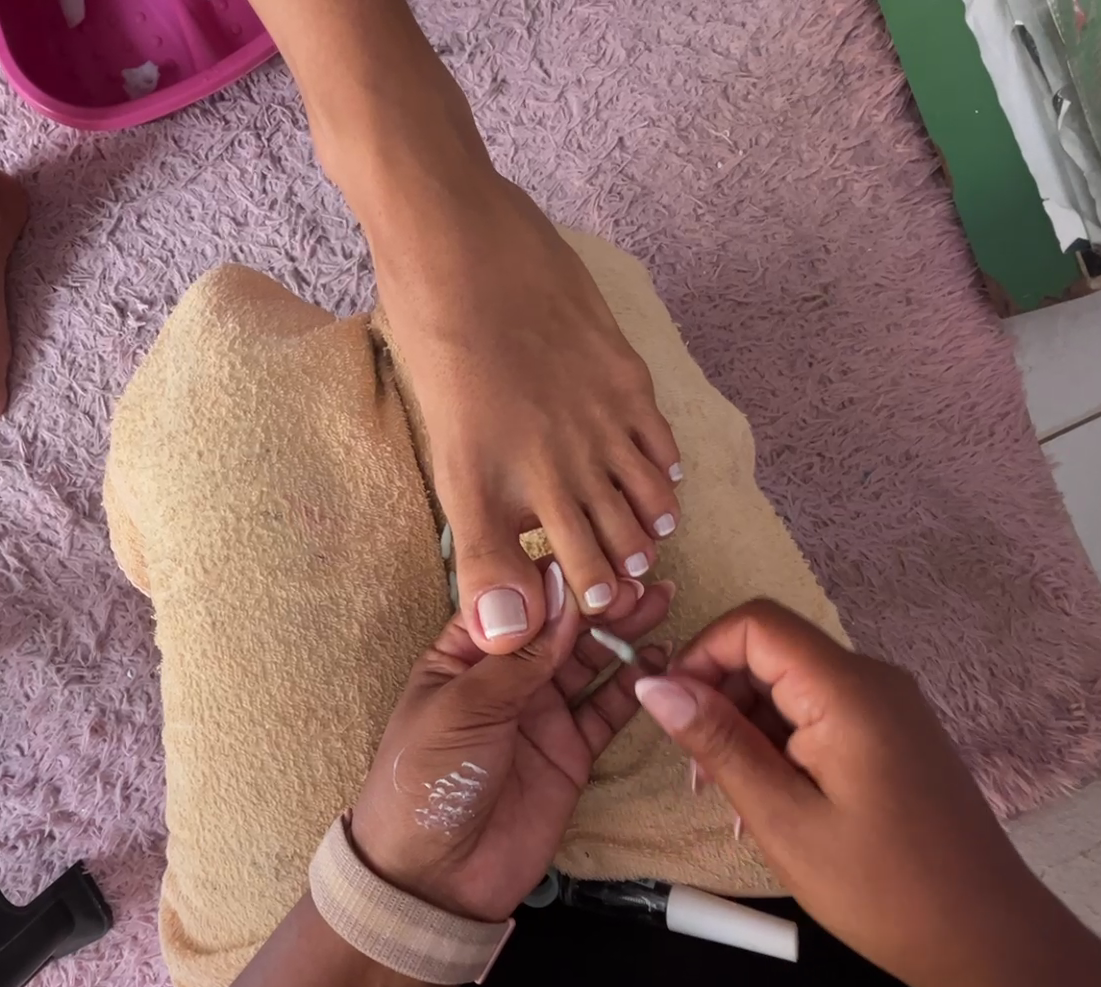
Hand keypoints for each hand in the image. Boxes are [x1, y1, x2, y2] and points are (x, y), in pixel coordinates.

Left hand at [349, 563, 675, 921]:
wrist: (436, 877)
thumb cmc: (429, 779)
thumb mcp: (465, 708)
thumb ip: (519, 655)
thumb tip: (560, 588)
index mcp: (466, 654)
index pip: (518, 602)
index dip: (557, 581)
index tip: (598, 560)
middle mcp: (507, 676)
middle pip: (560, 627)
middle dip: (599, 602)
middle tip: (643, 580)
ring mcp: (541, 712)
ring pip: (589, 660)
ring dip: (623, 632)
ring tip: (661, 602)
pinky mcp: (570, 749)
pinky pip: (607, 708)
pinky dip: (633, 684)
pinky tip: (660, 656)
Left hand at [374, 176, 683, 652]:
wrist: (457, 241)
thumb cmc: (433, 344)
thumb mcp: (446, 459)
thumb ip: (482, 547)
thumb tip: (504, 629)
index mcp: (523, 486)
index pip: (575, 561)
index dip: (591, 592)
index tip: (603, 614)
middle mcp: (574, 459)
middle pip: (615, 530)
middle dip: (624, 567)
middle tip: (638, 591)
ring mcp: (604, 412)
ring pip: (641, 488)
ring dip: (648, 522)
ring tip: (653, 545)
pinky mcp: (621, 367)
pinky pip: (656, 432)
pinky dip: (663, 463)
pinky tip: (667, 474)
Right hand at [630, 600, 1061, 986]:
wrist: (993, 946)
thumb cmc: (883, 889)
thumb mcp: (782, 817)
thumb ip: (717, 741)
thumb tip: (651, 683)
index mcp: (847, 690)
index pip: (755, 624)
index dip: (701, 653)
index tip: (672, 711)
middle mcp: (870, 679)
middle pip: (769, 649)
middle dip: (719, 694)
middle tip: (698, 768)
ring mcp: (884, 704)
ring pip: (787, 681)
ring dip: (744, 722)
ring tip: (732, 792)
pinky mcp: (888, 730)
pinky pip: (814, 708)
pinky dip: (776, 738)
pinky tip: (770, 794)